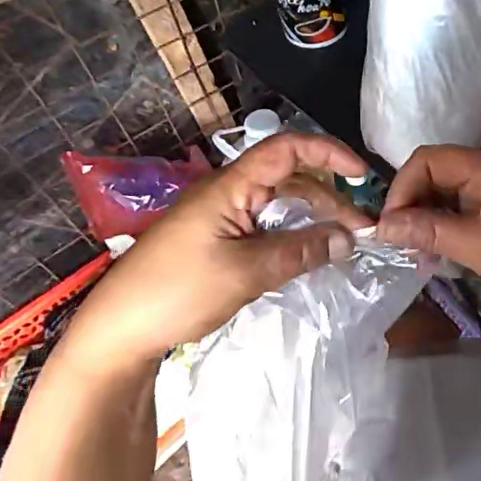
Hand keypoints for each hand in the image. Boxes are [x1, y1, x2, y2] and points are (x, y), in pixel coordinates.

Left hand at [62, 133, 370, 370]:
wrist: (117, 332)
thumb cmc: (177, 291)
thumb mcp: (248, 272)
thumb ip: (302, 251)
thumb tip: (349, 239)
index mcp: (231, 187)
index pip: (287, 148)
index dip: (329, 152)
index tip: (362, 175)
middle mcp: (229, 193)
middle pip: (291, 179)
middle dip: (332, 197)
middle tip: (363, 230)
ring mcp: (224, 217)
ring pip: (282, 205)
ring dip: (316, 218)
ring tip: (345, 244)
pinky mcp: (220, 241)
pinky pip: (268, 227)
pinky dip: (296, 235)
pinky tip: (312, 254)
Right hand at [376, 146, 480, 320]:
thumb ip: (432, 232)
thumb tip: (381, 225)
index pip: (430, 159)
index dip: (403, 188)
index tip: (389, 225)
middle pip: (434, 175)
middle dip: (411, 206)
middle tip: (397, 243)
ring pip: (442, 195)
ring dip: (423, 221)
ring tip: (413, 253)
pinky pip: (456, 213)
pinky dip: (440, 231)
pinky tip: (431, 255)